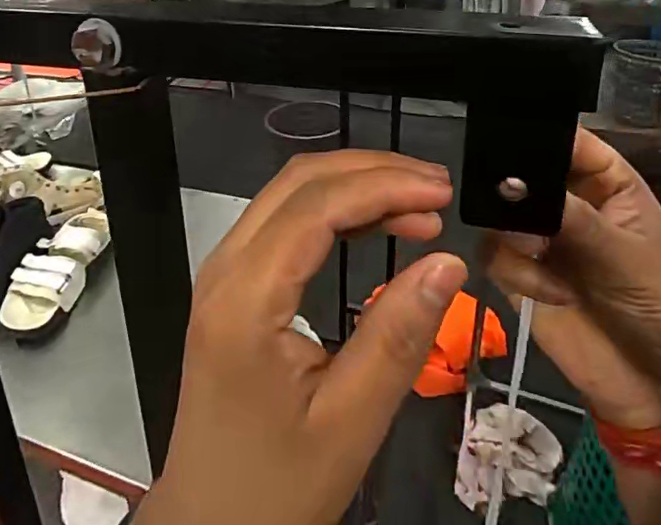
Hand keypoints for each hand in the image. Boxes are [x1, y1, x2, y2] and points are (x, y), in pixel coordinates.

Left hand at [137, 151, 467, 524]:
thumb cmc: (278, 483)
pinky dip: (337, 209)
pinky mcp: (234, 281)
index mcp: (246, 298)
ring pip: (291, 192)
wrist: (211, 522)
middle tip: (438, 188)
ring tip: (420, 203)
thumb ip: (398, 337)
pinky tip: (379, 223)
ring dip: (356, 184)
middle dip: (373, 172)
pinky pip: (286, 219)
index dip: (383, 185)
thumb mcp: (350, 422)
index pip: (316, 207)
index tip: (443, 192)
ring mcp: (224, 268)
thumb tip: (449, 261)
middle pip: (300, 182)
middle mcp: (226, 265)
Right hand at [483, 129, 660, 429]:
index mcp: (603, 181)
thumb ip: (574, 217)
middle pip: (520, 171)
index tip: (506, 141)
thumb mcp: (630, 258)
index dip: (537, 134)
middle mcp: (564, 200)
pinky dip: (515, 271)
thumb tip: (515, 182)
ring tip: (540, 256)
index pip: (564, 140)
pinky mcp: (518, 272)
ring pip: (497, 211)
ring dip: (514, 234)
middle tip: (513, 206)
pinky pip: (493, 252)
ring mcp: (538, 236)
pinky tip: (551, 294)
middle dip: (512, 187)